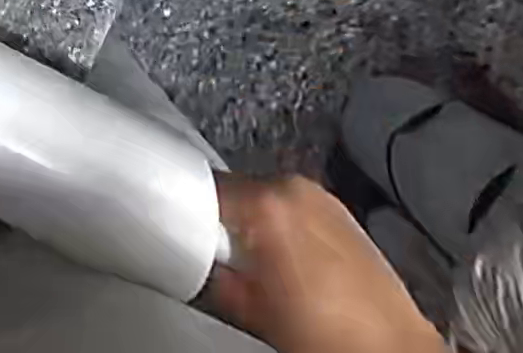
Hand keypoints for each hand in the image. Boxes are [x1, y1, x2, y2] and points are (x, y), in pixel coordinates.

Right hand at [200, 175, 441, 352]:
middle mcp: (290, 185)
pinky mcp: (337, 209)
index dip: (188, 211)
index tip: (185, 235)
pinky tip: (286, 259)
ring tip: (257, 262)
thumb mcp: (248, 308)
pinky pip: (288, 203)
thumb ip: (208, 272)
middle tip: (221, 257)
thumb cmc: (326, 339)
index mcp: (264, 201)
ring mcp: (317, 194)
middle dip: (220, 218)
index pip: (202, 188)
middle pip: (231, 188)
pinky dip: (278, 222)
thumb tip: (187, 256)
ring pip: (259, 194)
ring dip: (249, 219)